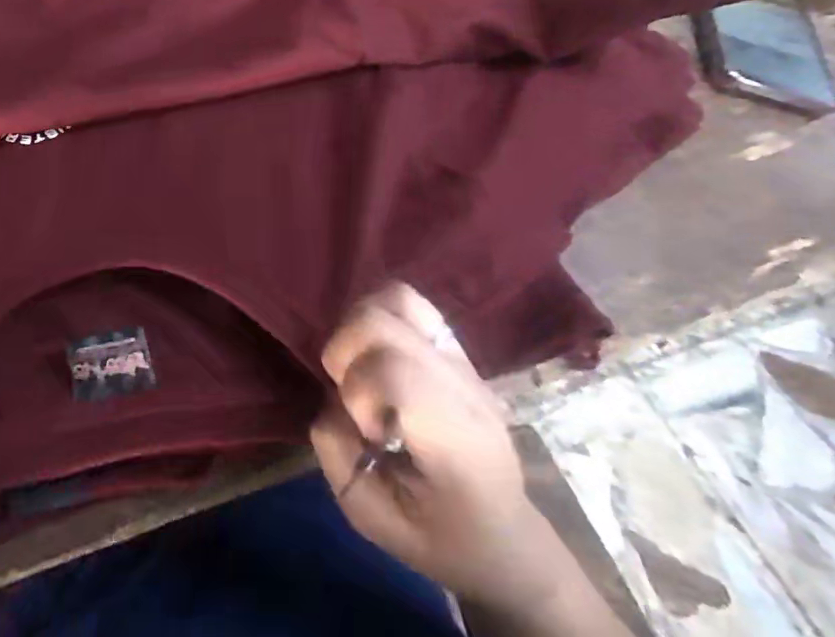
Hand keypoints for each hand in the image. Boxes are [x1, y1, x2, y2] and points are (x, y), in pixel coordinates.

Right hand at [309, 285, 540, 597]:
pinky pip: (408, 302)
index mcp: (456, 439)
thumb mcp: (374, 520)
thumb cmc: (440, 536)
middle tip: (357, 399)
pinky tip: (376, 356)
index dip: (359, 392)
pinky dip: (377, 315)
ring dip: (358, 328)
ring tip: (363, 371)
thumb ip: (338, 454)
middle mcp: (464, 386)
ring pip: (396, 297)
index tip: (371, 433)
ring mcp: (463, 361)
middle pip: (382, 322)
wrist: (504, 535)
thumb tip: (331, 401)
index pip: (396, 371)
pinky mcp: (455, 349)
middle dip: (346, 355)